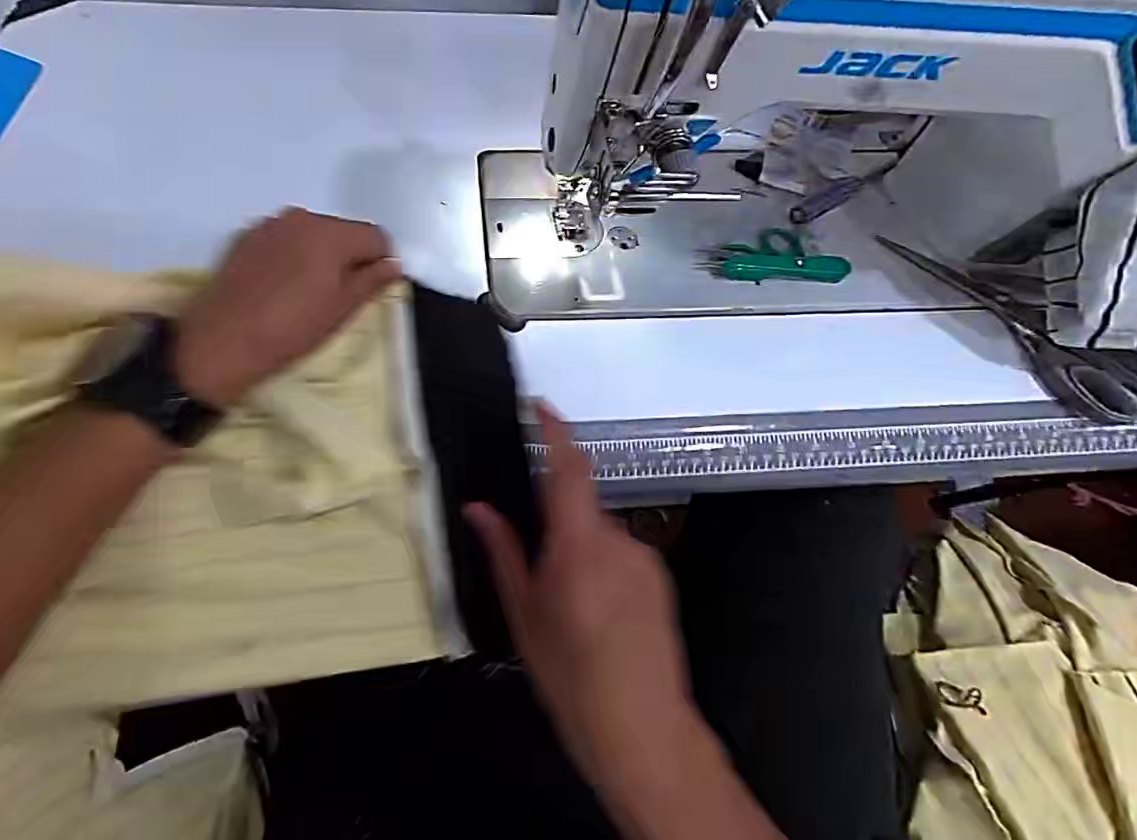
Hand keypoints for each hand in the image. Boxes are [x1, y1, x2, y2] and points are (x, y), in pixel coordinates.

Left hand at [174, 208, 401, 407]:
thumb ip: (371, 281)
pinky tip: (279, 287)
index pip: (376, 236)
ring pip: (312, 234)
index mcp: (331, 233)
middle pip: (343, 231)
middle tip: (338, 295)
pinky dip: (291, 256)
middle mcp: (302, 218)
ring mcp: (270, 225)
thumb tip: (393, 265)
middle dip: (349, 257)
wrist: (220, 344)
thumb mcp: (341, 310)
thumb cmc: (290, 330)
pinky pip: (284, 239)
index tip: (370, 289)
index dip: (380, 262)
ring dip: (319, 255)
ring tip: (305, 292)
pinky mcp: (245, 237)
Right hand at [465, 403, 694, 787]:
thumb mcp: (525, 614)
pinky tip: (597, 613)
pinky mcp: (659, 576)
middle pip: (580, 506)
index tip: (540, 407)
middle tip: (541, 573)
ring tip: (570, 606)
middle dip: (558, 524)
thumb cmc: (572, 677)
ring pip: (600, 533)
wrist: (644, 730)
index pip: (569, 468)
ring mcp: (644, 557)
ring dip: (580, 550)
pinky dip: (603, 566)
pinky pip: (622, 552)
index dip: (556, 430)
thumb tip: (477, 509)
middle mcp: (616, 539)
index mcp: (577, 544)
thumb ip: (503, 551)